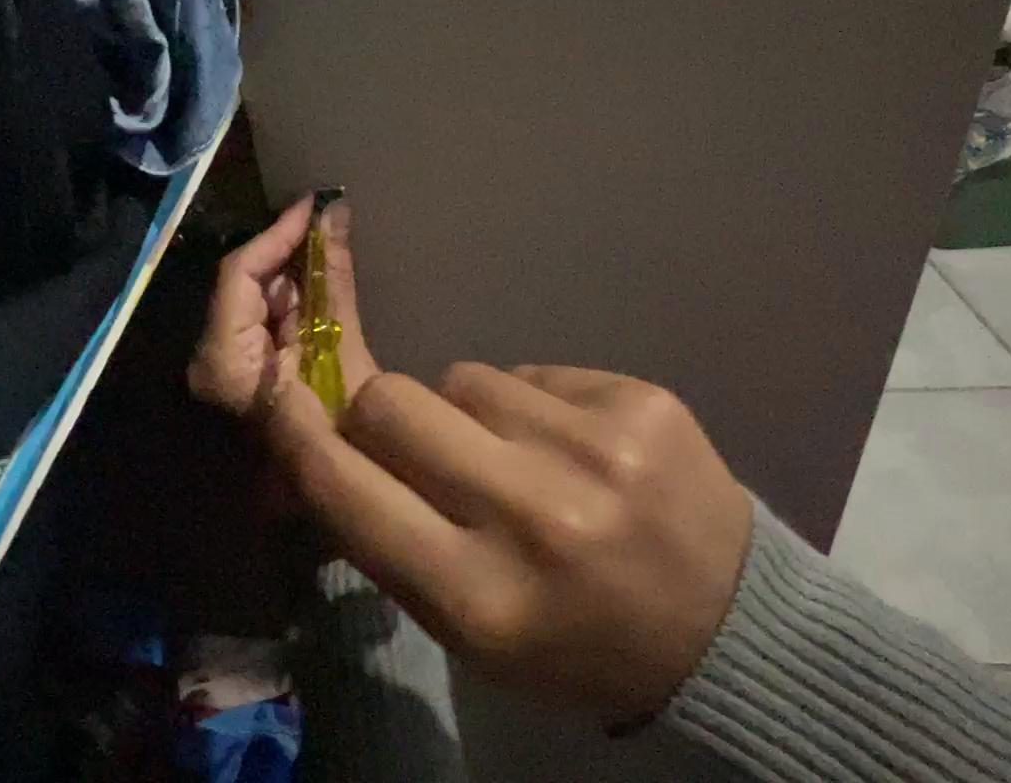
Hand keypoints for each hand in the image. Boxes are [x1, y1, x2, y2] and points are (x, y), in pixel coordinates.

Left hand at [188, 193, 378, 417]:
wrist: (326, 494)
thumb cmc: (333, 438)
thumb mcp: (339, 353)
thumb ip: (332, 281)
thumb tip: (333, 213)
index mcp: (224, 358)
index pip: (238, 274)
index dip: (276, 234)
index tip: (312, 205)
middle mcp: (211, 358)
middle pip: (246, 284)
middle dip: (289, 254)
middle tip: (330, 225)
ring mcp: (222, 367)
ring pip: (256, 301)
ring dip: (294, 278)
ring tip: (331, 251)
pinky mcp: (239, 373)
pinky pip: (264, 323)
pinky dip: (293, 305)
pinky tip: (320, 290)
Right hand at [267, 363, 753, 723]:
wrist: (729, 628)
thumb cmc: (578, 640)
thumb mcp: (474, 632)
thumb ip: (392, 548)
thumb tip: (324, 458)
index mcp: (477, 595)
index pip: (347, 488)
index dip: (300, 435)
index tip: (282, 400)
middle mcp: (531, 516)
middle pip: (393, 402)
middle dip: (383, 414)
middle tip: (416, 440)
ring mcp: (594, 449)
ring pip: (463, 376)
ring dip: (470, 411)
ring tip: (521, 456)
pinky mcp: (640, 401)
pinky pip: (533, 371)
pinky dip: (534, 404)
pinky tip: (576, 447)